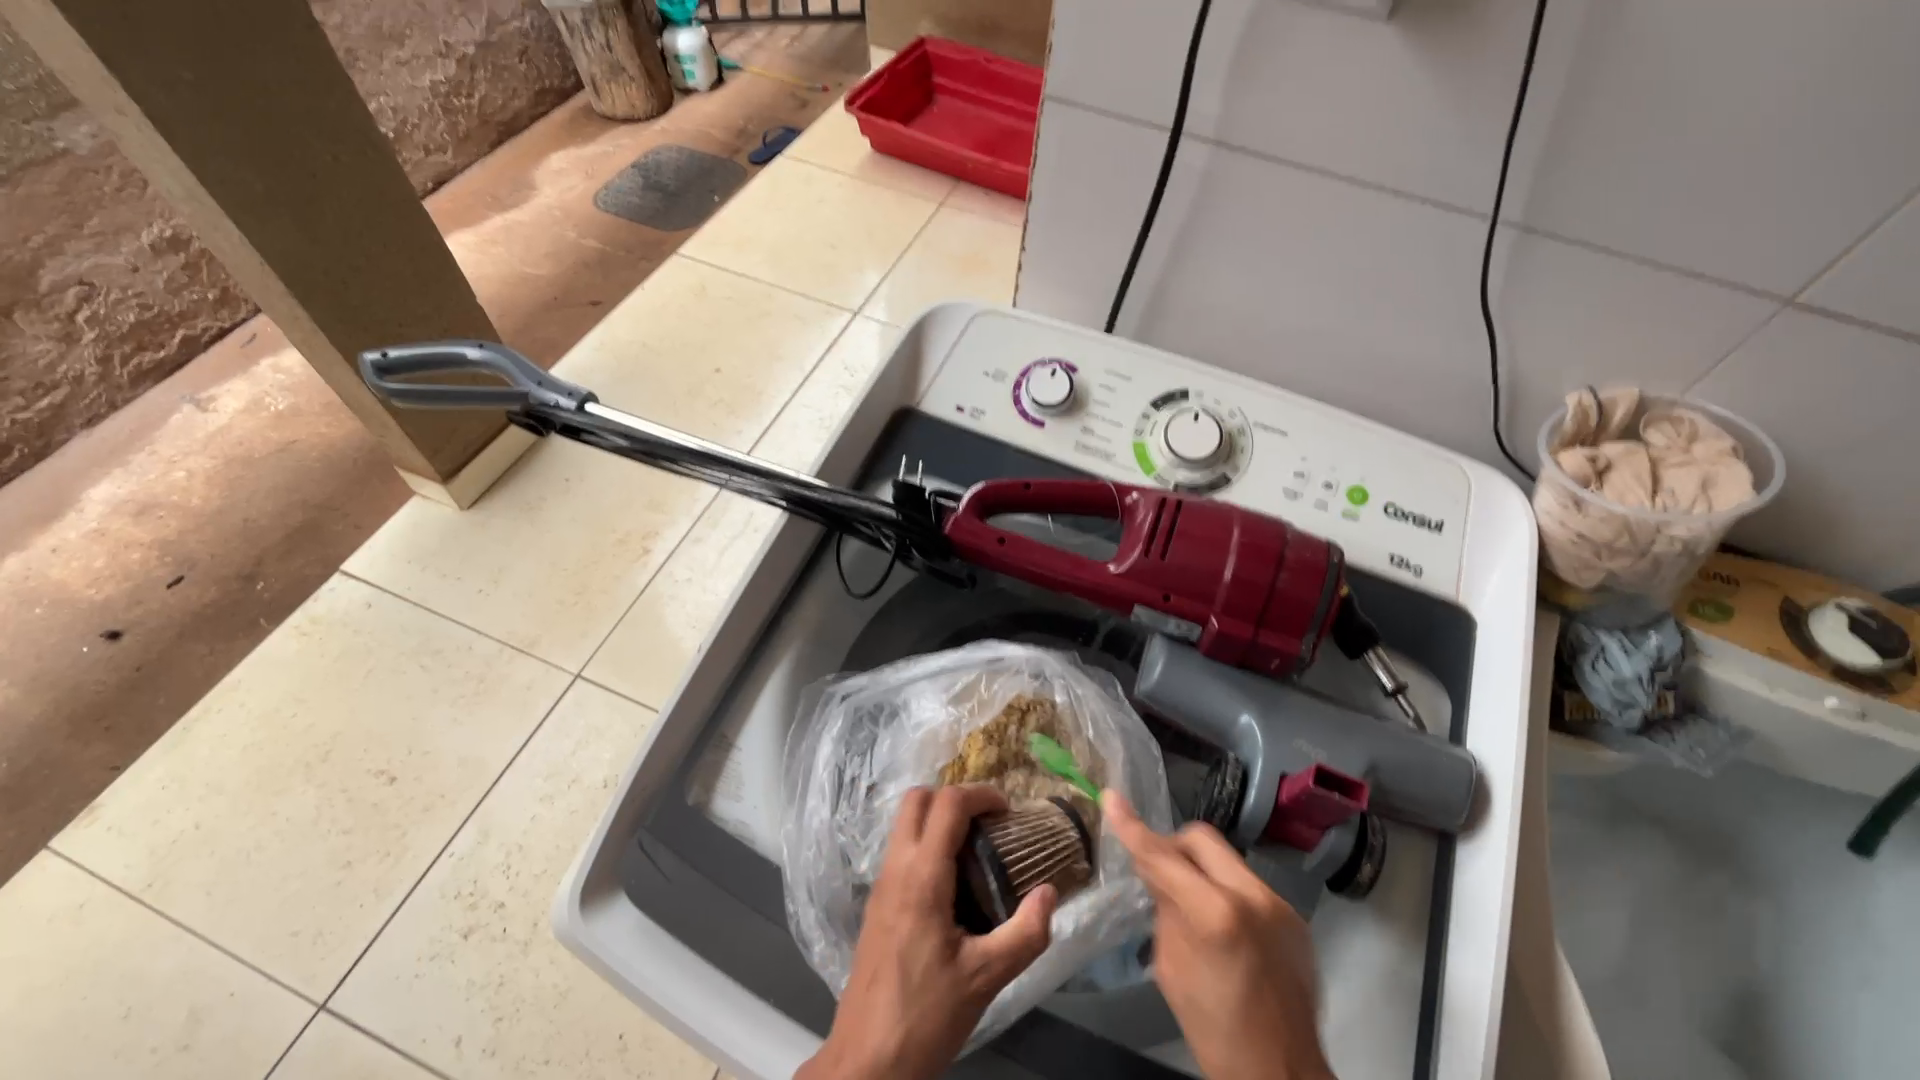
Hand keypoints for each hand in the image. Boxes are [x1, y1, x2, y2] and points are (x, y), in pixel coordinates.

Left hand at [797, 785, 1056, 1079]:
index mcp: (921, 878)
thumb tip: (1049, 893)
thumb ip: (1025, 933)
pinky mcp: (877, 907)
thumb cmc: (926, 1015)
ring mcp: (880, 888)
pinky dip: (927, 845)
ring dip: (939, 820)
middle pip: (916, 800)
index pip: (947, 805)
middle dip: (956, 798)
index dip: (981, 795)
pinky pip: (901, 853)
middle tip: (992, 824)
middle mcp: (895, 871)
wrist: (867, 1059)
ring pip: (904, 825)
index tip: (1010, 811)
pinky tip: (956, 885)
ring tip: (980, 851)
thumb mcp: (987, 978)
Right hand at [1104, 790, 1334, 1079]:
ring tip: (1190, 905)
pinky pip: (1248, 887)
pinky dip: (1226, 893)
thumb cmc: (1212, 1028)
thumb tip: (1157, 875)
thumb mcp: (1170, 968)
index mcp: (1216, 913)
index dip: (1133, 827)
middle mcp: (1253, 896)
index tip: (1113, 799)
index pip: (1164, 856)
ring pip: (1227, 861)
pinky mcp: (1293, 918)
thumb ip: (1164, 910)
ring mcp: (1278, 905)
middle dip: (1173, 845)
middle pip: (1203, 839)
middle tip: (1156, 869)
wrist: (1279, 1070)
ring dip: (1201, 871)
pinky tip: (1221, 928)